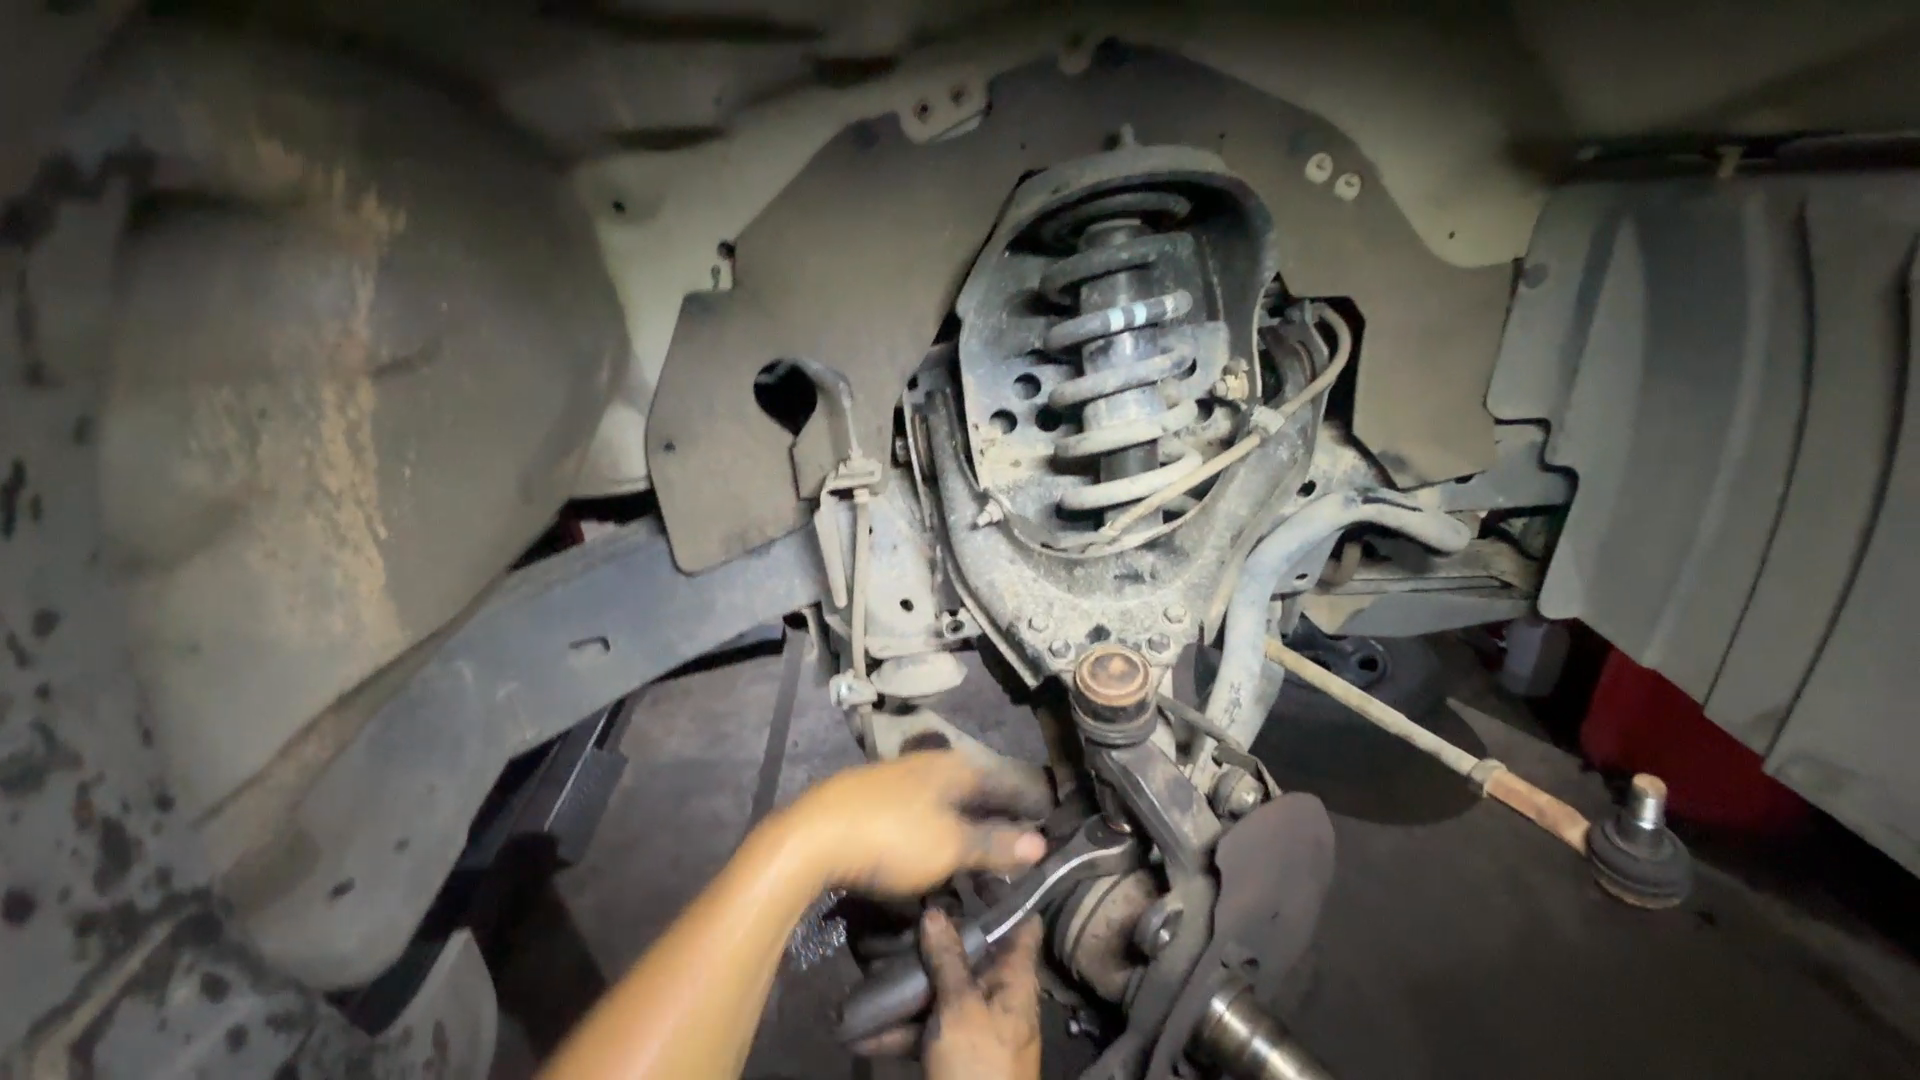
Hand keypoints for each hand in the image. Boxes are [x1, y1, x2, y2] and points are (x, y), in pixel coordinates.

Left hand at [777, 751, 1051, 896]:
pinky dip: (935, 829)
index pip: (1004, 781)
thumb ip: (995, 843)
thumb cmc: (892, 837)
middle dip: (995, 815)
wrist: (811, 838)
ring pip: (944, 801)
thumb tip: (1041, 843)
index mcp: (953, 766)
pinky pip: (918, 812)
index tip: (1047, 824)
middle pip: (973, 789)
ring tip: (979, 854)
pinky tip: (932, 850)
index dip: (1027, 803)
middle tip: (1016, 845)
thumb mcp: (951, 846)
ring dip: (964, 825)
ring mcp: (894, 778)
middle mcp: (927, 763)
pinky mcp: (870, 799)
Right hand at [857, 909, 1043, 1079]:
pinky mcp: (951, 1053)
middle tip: (901, 911)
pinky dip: (895, 1030)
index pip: (1022, 924)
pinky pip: (923, 1031)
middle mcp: (997, 996)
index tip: (974, 866)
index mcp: (1015, 980)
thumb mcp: (962, 1009)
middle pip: (970, 954)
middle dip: (935, 939)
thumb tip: (936, 911)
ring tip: (867, 965)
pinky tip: (858, 1028)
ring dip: (906, 985)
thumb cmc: (979, 1066)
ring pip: (940, 992)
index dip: (1005, 893)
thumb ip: (949, 959)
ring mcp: (973, 1026)